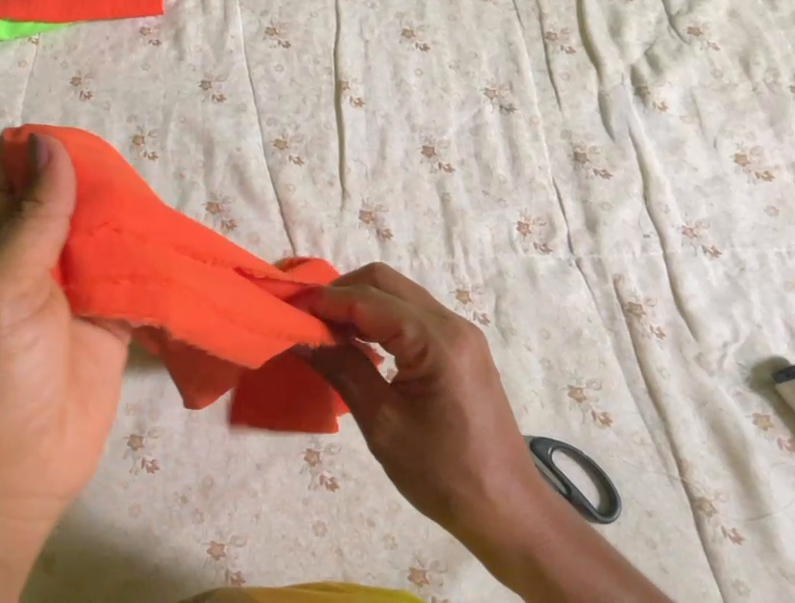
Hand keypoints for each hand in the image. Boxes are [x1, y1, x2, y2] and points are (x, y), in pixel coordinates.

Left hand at [0, 133, 128, 601]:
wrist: (17, 473)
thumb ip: (30, 217)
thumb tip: (49, 144)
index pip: (2, 173)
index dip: (30, 149)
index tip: (75, 139)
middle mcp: (26, 256)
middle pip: (57, 196)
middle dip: (88, 177)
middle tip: (124, 166)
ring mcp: (68, 287)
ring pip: (96, 229)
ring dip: (121, 212)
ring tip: (151, 194)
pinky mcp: (106, 316)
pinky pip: (128, 271)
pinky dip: (146, 253)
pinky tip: (168, 236)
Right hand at [299, 263, 546, 543]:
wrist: (508, 511)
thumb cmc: (444, 473)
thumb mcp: (383, 424)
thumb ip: (341, 369)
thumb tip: (301, 336)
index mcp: (436, 340)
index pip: (367, 299)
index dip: (322, 301)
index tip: (286, 312)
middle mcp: (451, 324)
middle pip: (383, 282)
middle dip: (339, 294)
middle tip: (305, 321)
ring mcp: (459, 334)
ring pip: (397, 295)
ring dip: (358, 305)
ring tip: (324, 334)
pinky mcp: (460, 349)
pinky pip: (410, 316)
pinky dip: (378, 320)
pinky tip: (358, 346)